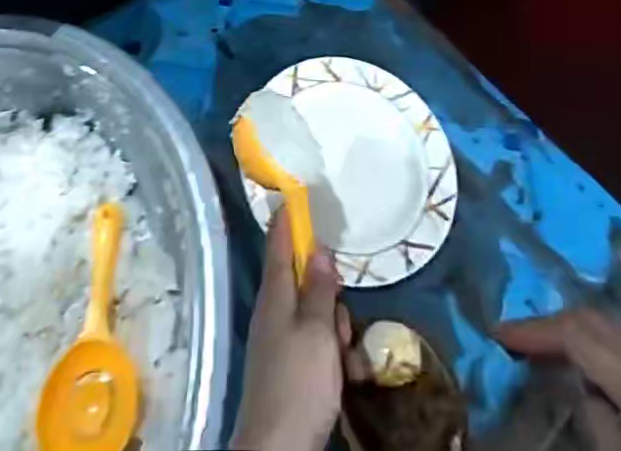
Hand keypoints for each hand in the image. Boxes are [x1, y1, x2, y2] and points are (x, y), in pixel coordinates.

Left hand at [229, 212, 351, 450]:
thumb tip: (317, 248)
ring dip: (336, 329)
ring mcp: (281, 341)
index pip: (277, 247)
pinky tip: (346, 375)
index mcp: (274, 297)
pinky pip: (318, 344)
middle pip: (304, 283)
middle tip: (341, 320)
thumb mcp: (316, 333)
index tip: (292, 195)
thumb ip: (317, 290)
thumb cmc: (298, 383)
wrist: (278, 448)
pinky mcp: (292, 366)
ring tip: (346, 356)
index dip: (286, 222)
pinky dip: (333, 353)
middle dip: (328, 293)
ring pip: (316, 316)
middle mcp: (274, 312)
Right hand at [495, 309, 620, 450]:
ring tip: (538, 355)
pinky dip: (597, 356)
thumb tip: (579, 394)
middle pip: (599, 326)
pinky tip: (581, 379)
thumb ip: (598, 428)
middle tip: (512, 341)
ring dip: (573, 337)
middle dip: (550, 325)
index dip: (533, 330)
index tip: (496, 337)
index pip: (580, 335)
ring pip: (617, 339)